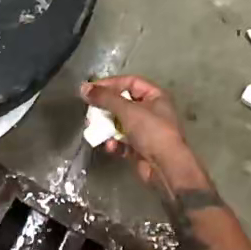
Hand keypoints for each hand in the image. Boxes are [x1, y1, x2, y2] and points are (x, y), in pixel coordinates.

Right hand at [79, 76, 206, 192]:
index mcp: (155, 96)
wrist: (166, 167)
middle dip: (105, 108)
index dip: (110, 84)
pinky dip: (114, 143)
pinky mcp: (139, 148)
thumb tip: (84, 88)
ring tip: (94, 129)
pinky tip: (111, 147)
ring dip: (106, 127)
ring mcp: (145, 130)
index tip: (91, 90)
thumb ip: (105, 98)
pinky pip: (122, 140)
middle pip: (122, 102)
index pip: (129, 82)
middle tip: (90, 112)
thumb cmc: (151, 132)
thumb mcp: (127, 110)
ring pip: (119, 122)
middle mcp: (151, 111)